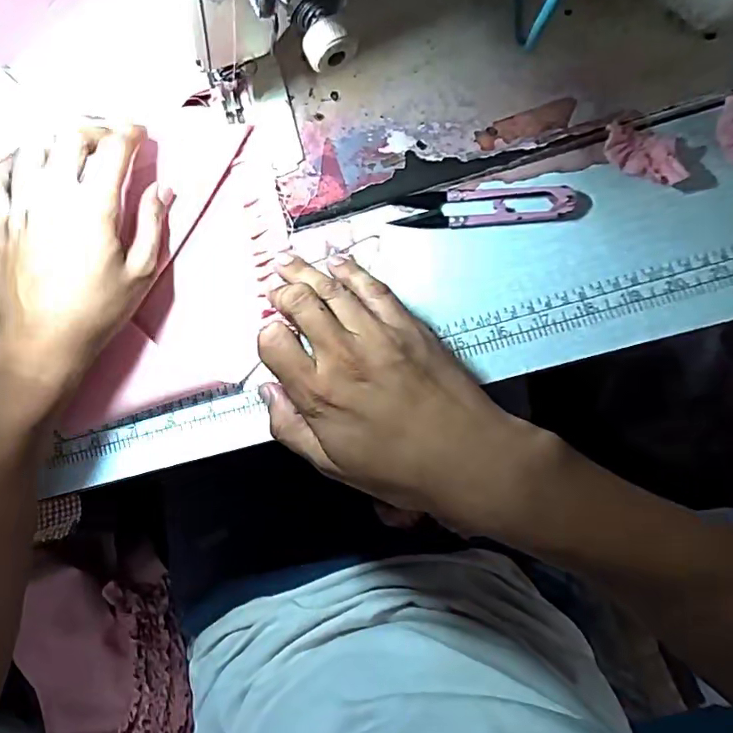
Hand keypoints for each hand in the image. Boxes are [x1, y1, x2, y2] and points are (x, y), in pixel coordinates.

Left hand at [0, 124, 171, 402]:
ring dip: (56, 139)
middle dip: (94, 128)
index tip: (139, 133)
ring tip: (72, 148)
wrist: (39, 344)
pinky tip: (24, 163)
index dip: (129, 132)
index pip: (111, 149)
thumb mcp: (140, 274)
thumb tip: (163, 189)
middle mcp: (51, 197)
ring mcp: (18, 207)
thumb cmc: (95, 313)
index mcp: (92, 208)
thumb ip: (153, 224)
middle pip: (68, 137)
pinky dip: (11, 160)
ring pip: (31, 148)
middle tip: (110, 139)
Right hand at [256, 255, 558, 533]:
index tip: (271, 334)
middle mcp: (343, 357)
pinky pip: (374, 288)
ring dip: (306, 272)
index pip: (273, 343)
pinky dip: (352, 271)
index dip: (266, 334)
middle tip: (274, 288)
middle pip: (299, 304)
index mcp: (319, 394)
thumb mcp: (332, 464)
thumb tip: (270, 395)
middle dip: (281, 293)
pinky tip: (338, 263)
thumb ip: (291, 428)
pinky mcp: (408, 326)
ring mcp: (378, 336)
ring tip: (289, 263)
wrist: (466, 456)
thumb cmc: (401, 469)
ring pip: (332, 289)